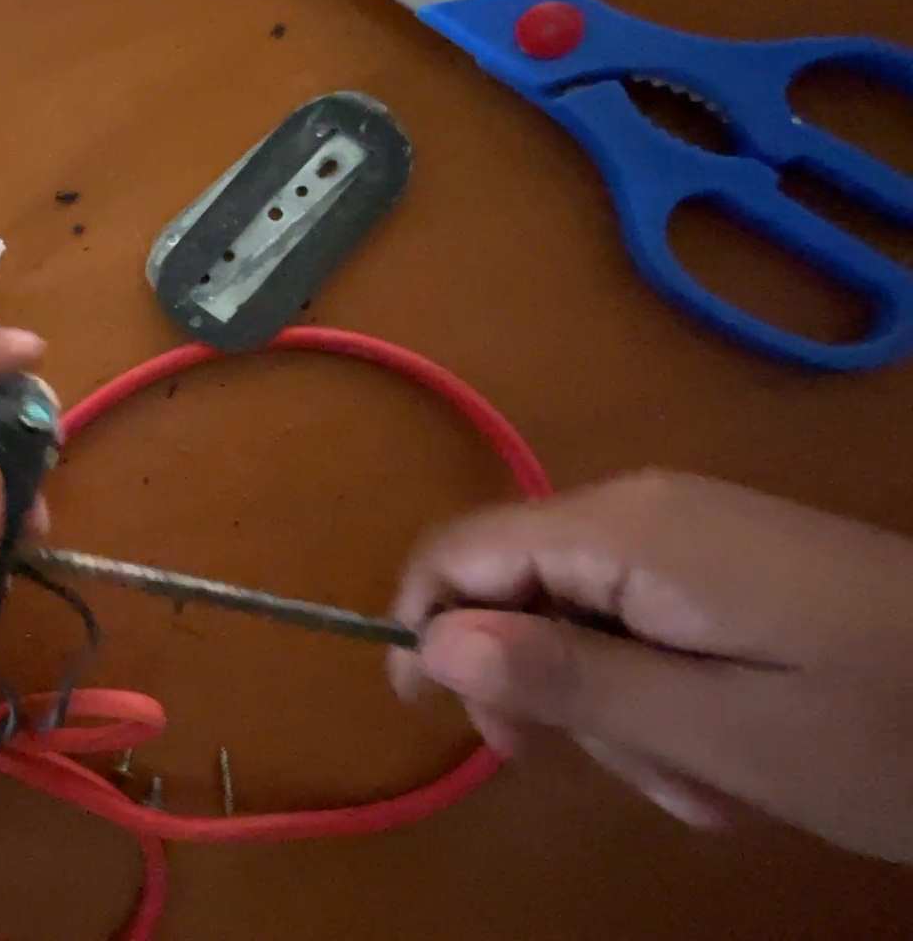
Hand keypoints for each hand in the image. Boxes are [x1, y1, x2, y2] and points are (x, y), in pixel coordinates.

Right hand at [388, 470, 912, 862]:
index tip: (424, 707)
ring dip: (594, 695)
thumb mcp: (726, 728)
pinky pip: (625, 608)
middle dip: (522, 675)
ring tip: (681, 777)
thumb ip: (565, 677)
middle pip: (507, 580)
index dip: (420, 622)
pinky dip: (639, 679)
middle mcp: (632, 508)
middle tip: (557, 760)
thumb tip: (429, 645)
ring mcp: (677, 528)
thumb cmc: (903, 729)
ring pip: (566, 605)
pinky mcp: (713, 556)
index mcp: (621, 532)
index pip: (456, 552)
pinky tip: (706, 740)